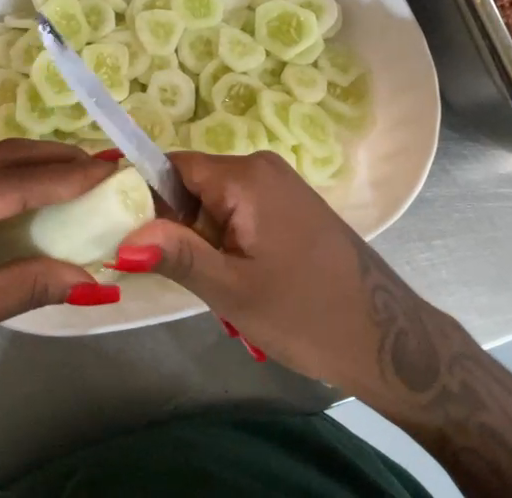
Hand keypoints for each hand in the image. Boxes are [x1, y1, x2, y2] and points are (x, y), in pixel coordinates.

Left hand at [0, 140, 112, 497]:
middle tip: (100, 165)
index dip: (65, 176)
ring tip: (74, 172)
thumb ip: (30, 284)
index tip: (110, 170)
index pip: (13, 180)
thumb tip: (93, 278)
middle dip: (51, 159)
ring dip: (28, 165)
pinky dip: (4, 179)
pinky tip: (28, 191)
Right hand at [120, 150, 450, 402]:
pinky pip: (238, 211)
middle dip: (179, 228)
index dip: (144, 198)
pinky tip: (245, 281)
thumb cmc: (308, 315)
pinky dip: (229, 243)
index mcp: (245, 175)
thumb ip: (174, 254)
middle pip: (190, 184)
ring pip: (213, 202)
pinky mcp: (291, 206)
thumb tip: (119, 237)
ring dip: (205, 241)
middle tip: (189, 276)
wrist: (393, 344)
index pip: (169, 166)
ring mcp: (280, 186)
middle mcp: (262, 167)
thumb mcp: (232, 290)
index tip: (132, 240)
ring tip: (223, 287)